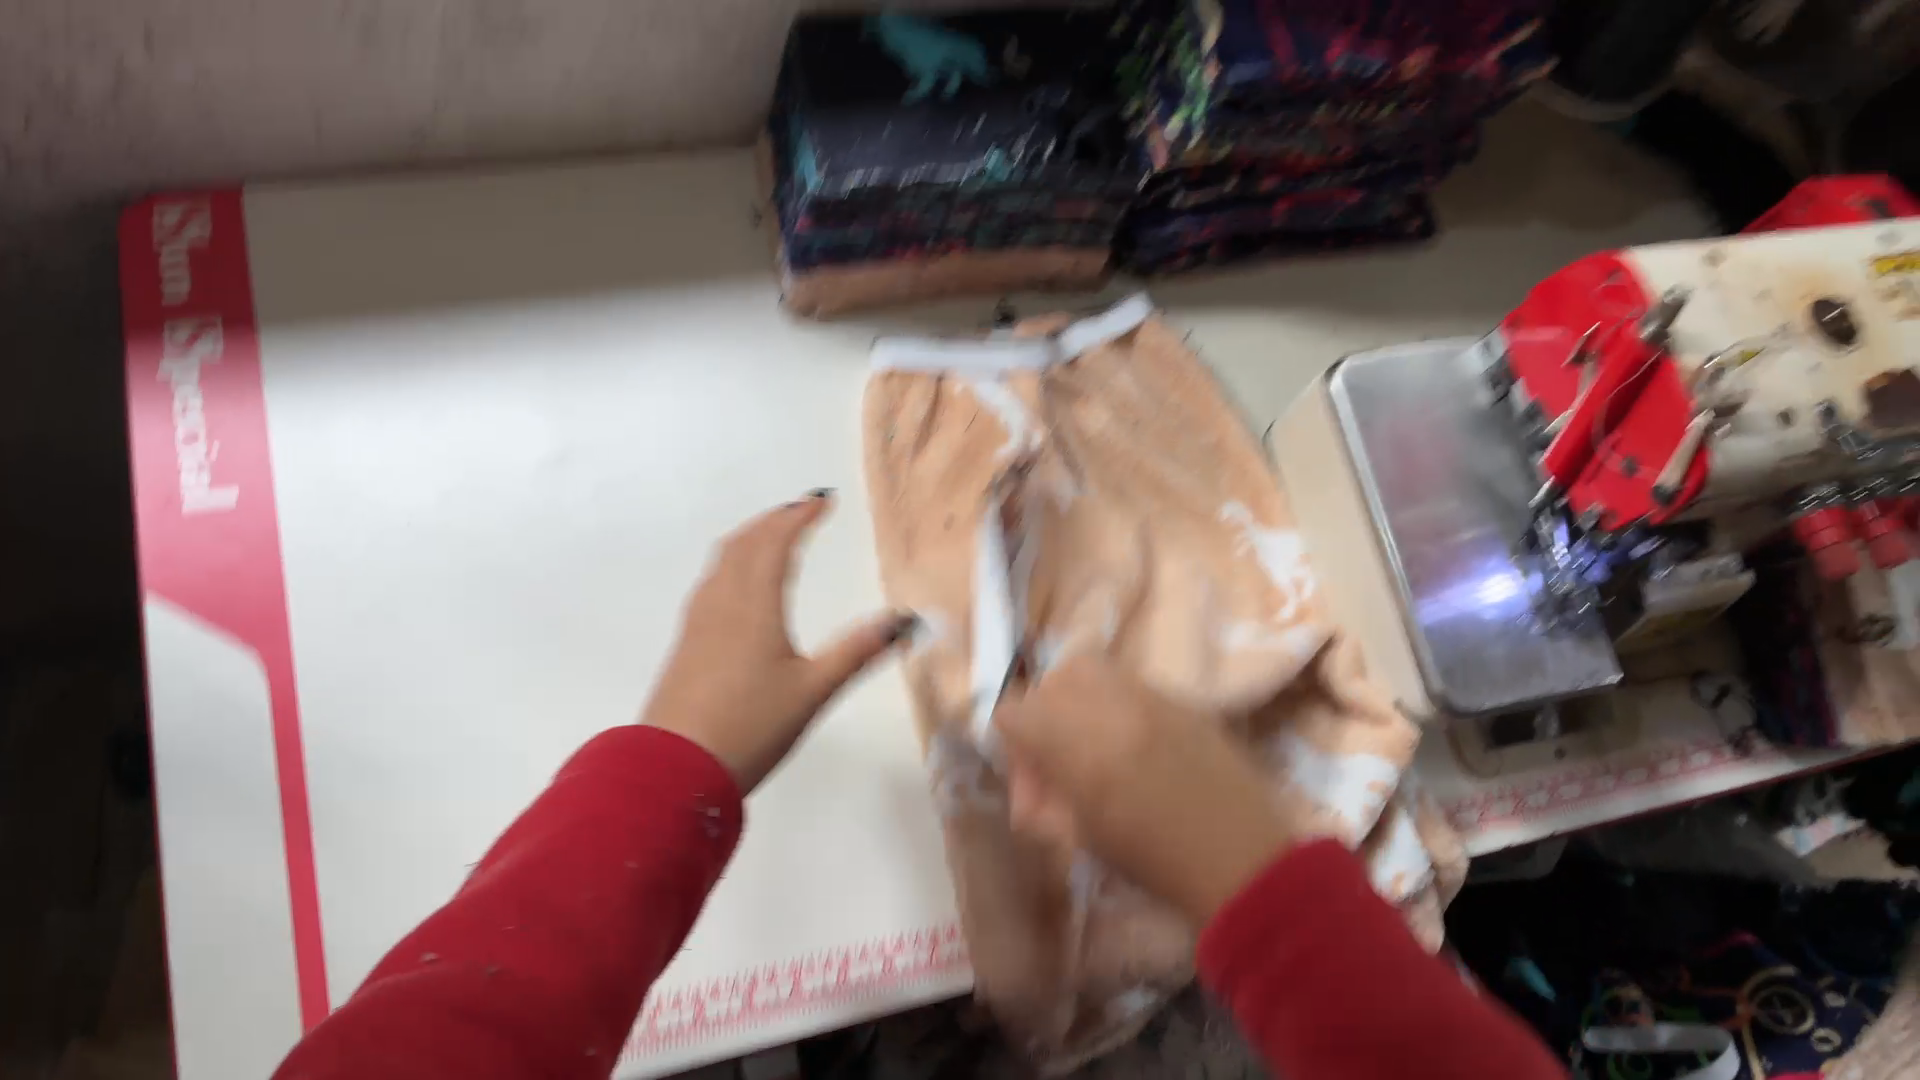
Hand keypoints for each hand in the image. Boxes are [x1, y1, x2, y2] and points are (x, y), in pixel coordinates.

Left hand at [642, 490, 914, 792]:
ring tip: (772, 536)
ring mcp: (698, 622)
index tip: (824, 501)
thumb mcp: (813, 691)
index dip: (799, 516)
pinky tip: (738, 585)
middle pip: (745, 543)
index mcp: (754, 605)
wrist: (674, 769)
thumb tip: (905, 620)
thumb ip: (857, 651)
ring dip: (750, 538)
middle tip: (802, 511)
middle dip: (775, 519)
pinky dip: (732, 563)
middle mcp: (722, 602)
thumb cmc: (750, 726)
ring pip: (723, 561)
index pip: (776, 543)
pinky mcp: (686, 643)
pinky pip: (711, 582)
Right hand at [994, 654, 1296, 924]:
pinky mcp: (1182, 699)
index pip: (1016, 710)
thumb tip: (1026, 785)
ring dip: (1078, 697)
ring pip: (1092, 668)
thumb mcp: (1082, 840)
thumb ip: (1040, 806)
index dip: (1012, 739)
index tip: (1030, 774)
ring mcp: (1152, 697)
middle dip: (1044, 711)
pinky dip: (1115, 700)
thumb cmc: (1157, 865)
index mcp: (1081, 751)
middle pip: (1054, 678)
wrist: (1245, 862)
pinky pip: (1130, 681)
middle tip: (1058, 752)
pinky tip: (1130, 738)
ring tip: (1092, 736)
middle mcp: (1112, 709)